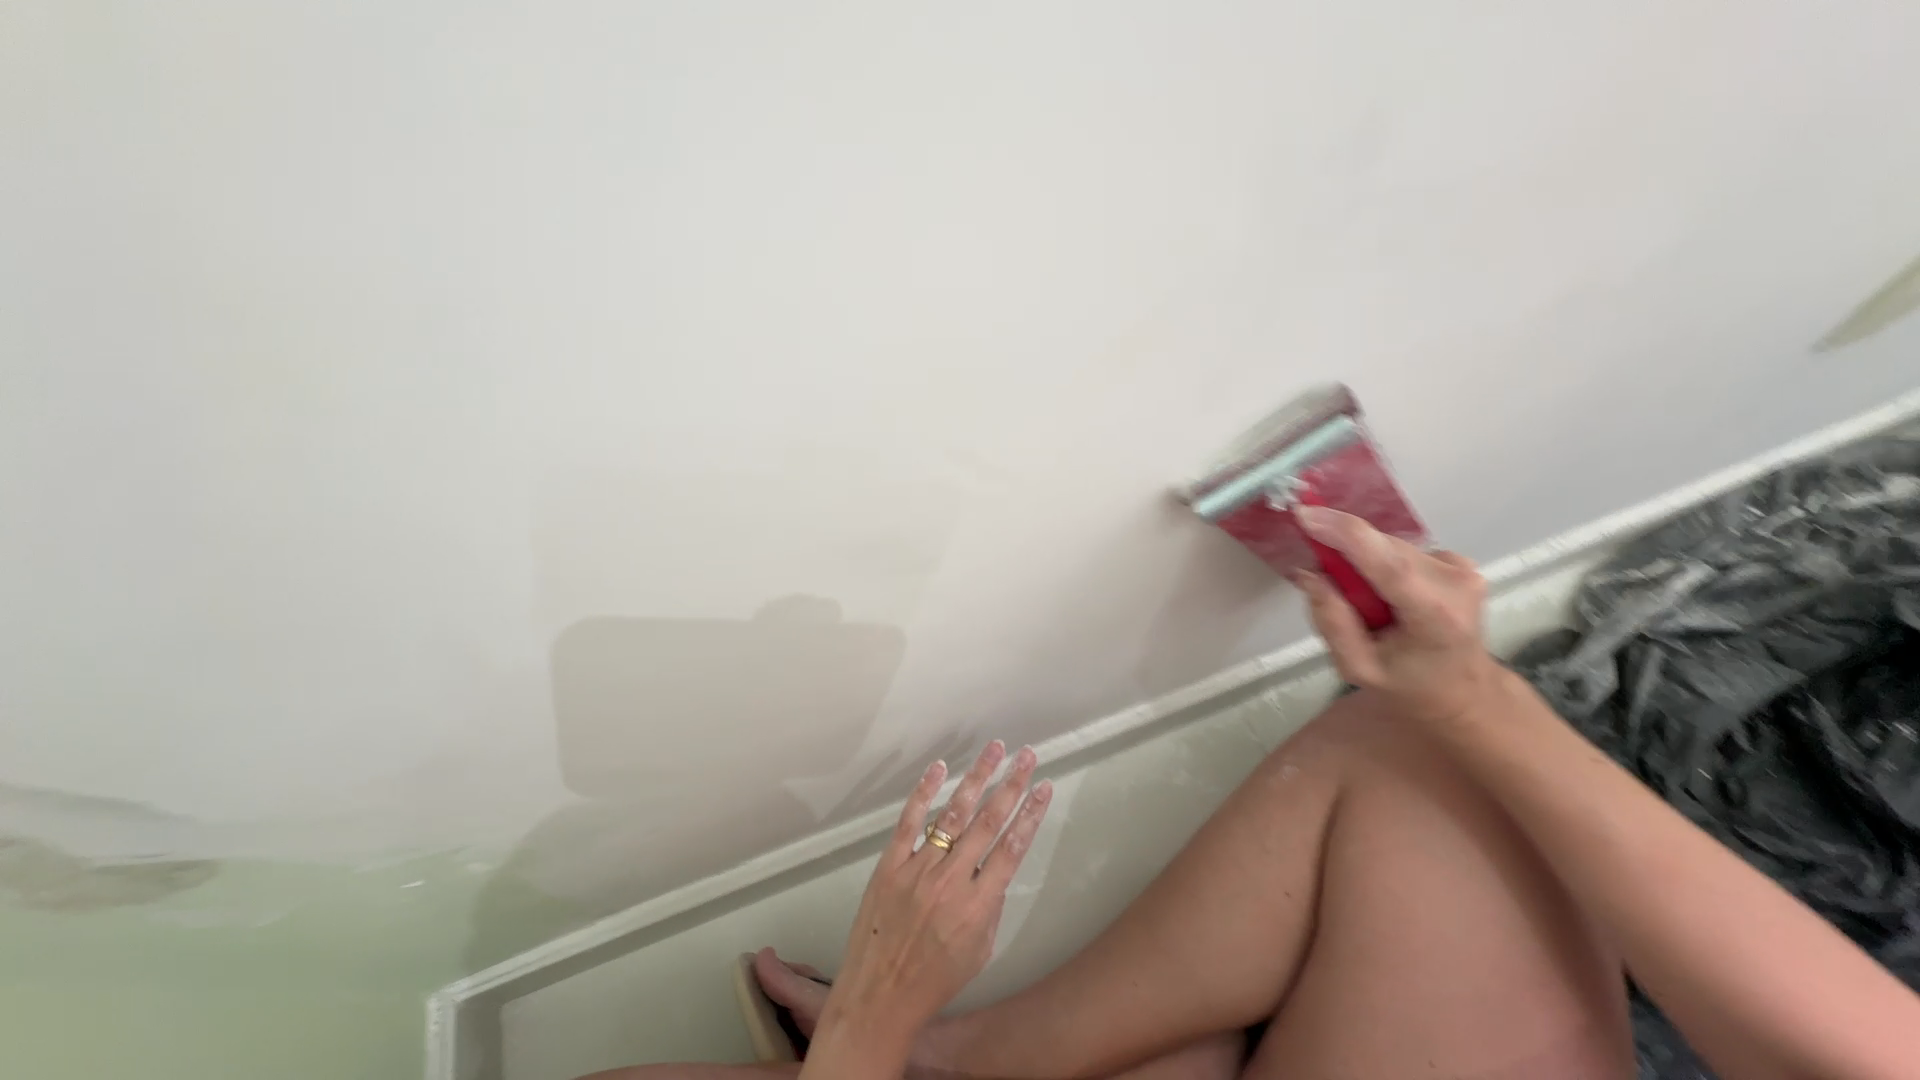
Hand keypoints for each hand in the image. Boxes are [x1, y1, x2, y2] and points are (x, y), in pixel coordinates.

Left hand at [813, 741, 1051, 1056]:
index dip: (1031, 814)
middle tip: (1027, 755)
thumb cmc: (935, 980)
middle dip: (1011, 784)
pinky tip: (940, 768)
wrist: (879, 997)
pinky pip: (909, 822)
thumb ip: (991, 905)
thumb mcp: (981, 950)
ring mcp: (918, 869)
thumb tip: (997, 868)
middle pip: (988, 821)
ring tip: (994, 749)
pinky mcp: (890, 865)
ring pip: (953, 813)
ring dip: (977, 777)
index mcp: (979, 904)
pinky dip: (924, 792)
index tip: (1044, 787)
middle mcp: (951, 880)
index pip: (1012, 847)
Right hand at [1291, 505, 1503, 725]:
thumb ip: (1332, 621)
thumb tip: (1308, 574)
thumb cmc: (1408, 685)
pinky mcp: (1460, 561)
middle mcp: (1456, 583)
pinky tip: (1387, 594)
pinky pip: (1402, 550)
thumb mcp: (1358, 667)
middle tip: (1324, 581)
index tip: (1305, 515)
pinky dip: (1383, 564)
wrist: (1463, 690)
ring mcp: (1463, 569)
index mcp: (1435, 615)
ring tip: (1364, 601)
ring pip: (1390, 546)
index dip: (1345, 533)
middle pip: (1383, 549)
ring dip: (1364, 562)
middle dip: (1345, 553)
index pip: (1388, 563)